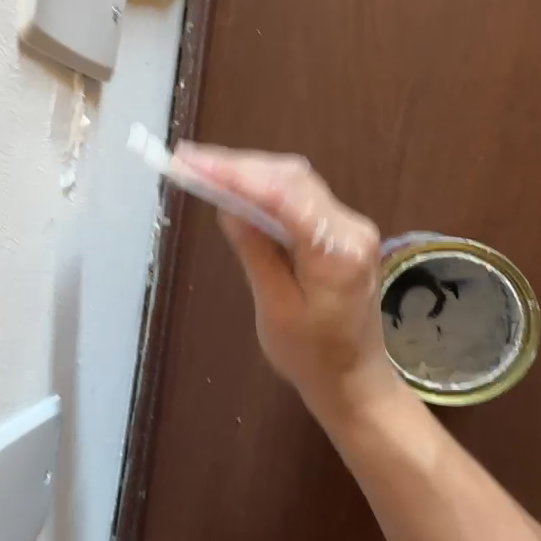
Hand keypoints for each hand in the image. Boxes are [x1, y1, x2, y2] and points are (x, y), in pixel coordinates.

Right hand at [175, 142, 394, 414]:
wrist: (355, 380)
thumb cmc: (312, 357)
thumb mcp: (275, 309)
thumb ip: (256, 251)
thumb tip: (228, 204)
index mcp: (337, 251)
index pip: (282, 195)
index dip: (233, 172)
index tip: (189, 161)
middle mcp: (351, 228)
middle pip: (290, 178)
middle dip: (236, 166)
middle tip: (186, 160)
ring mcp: (350, 226)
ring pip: (294, 181)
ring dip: (247, 172)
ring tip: (201, 168)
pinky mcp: (340, 230)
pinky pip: (298, 196)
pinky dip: (262, 187)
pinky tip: (234, 186)